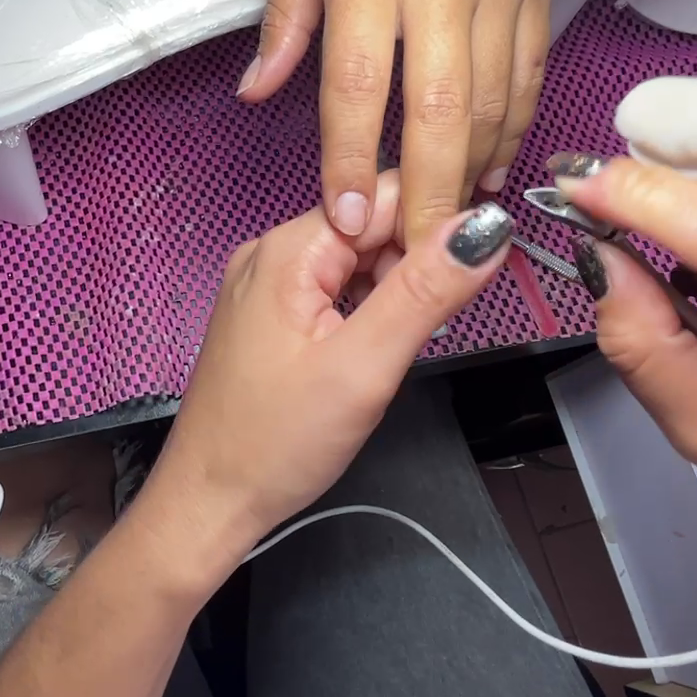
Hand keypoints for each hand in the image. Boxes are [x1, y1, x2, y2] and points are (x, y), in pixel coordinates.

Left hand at [142, 172, 512, 559]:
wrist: (209, 500)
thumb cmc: (280, 440)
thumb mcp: (363, 366)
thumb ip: (425, 291)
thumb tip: (487, 225)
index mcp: (288, 248)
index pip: (380, 195)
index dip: (434, 223)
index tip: (469, 271)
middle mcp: (270, 251)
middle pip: (366, 224)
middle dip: (412, 260)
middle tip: (430, 321)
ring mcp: (263, 283)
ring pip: (351, 258)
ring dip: (390, 287)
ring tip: (396, 341)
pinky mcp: (266, 314)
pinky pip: (329, 286)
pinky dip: (362, 304)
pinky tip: (370, 343)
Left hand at [239, 0, 554, 249]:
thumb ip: (286, 21)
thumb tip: (258, 89)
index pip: (355, 88)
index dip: (349, 162)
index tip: (349, 219)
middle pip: (436, 112)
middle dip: (428, 192)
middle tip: (416, 250)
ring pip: (493, 100)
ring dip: (473, 166)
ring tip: (455, 214)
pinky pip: (531, 70)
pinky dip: (517, 125)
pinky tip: (498, 161)